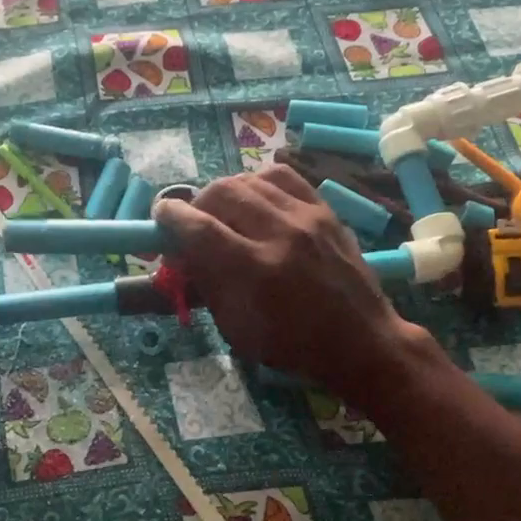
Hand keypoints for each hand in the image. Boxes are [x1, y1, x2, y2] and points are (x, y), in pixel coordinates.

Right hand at [153, 166, 434, 393]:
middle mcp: (279, 234)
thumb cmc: (291, 344)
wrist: (360, 341)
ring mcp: (306, 217)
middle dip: (197, 203)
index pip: (198, 226)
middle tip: (193, 221)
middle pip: (221, 192)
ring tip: (222, 212)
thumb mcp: (234, 324)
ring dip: (225, 192)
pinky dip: (258, 183)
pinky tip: (254, 199)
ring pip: (249, 179)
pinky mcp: (324, 210)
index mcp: (253, 271)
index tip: (160, 215)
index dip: (171, 216)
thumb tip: (179, 252)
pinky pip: (282, 176)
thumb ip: (204, 281)